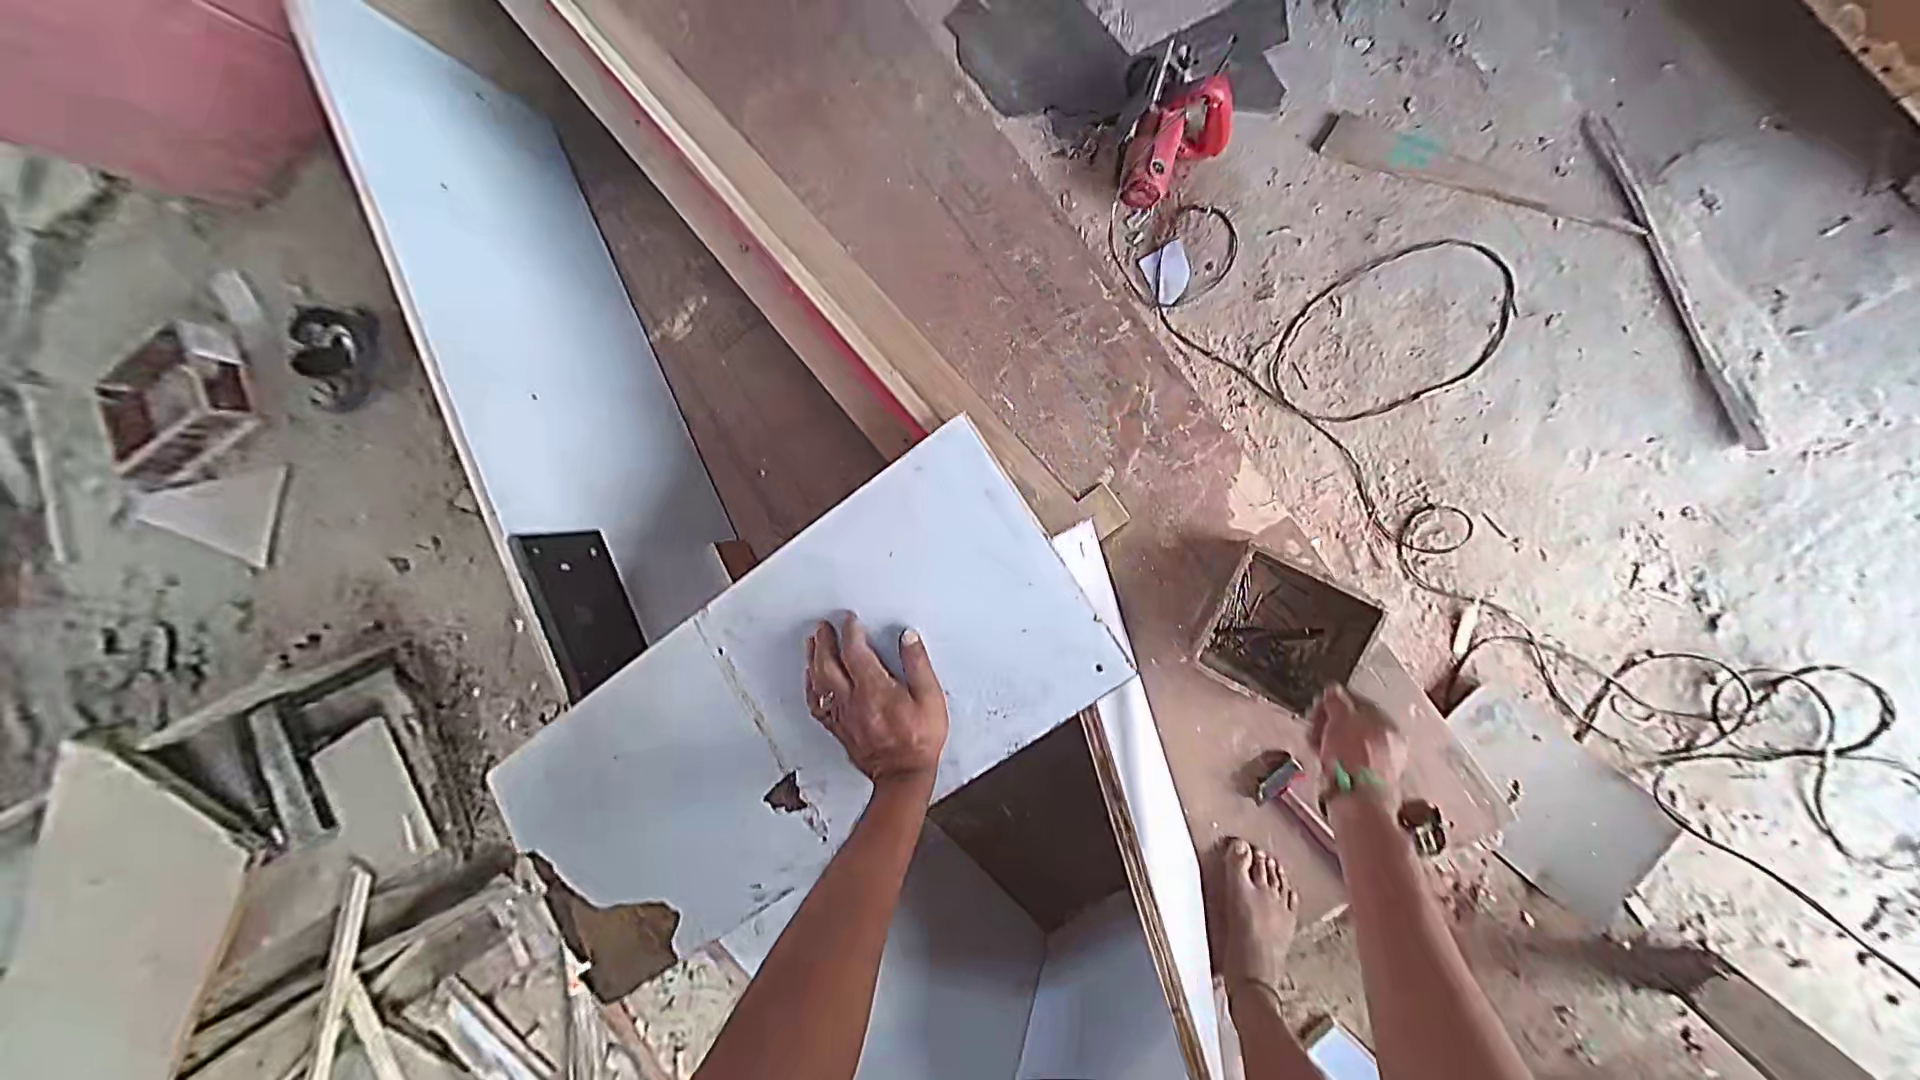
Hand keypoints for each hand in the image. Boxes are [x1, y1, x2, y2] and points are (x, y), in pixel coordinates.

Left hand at [805, 614, 947, 787]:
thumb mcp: (930, 698)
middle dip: (825, 641)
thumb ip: (918, 665)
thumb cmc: (920, 741)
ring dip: (814, 660)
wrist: (905, 776)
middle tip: (823, 627)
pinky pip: (818, 705)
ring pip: (819, 682)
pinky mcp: (840, 729)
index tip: (851, 620)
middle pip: (829, 664)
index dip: (851, 632)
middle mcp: (854, 701)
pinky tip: (811, 680)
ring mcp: (843, 716)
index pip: (855, 651)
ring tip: (813, 644)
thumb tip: (908, 639)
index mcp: (875, 689)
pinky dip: (811, 687)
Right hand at [1309, 684, 1406, 797]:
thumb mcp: (1340, 719)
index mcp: (1388, 726)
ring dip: (1328, 740)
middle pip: (1352, 723)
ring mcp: (1379, 763)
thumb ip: (1336, 700)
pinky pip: (1345, 759)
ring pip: (1347, 742)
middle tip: (1315, 726)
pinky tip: (1323, 759)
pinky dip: (1332, 756)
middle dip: (1329, 723)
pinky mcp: (1366, 779)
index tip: (1319, 705)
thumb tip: (1333, 690)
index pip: (1358, 703)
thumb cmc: (1352, 758)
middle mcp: (1389, 744)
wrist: (1356, 798)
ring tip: (1316, 745)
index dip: (1334, 702)